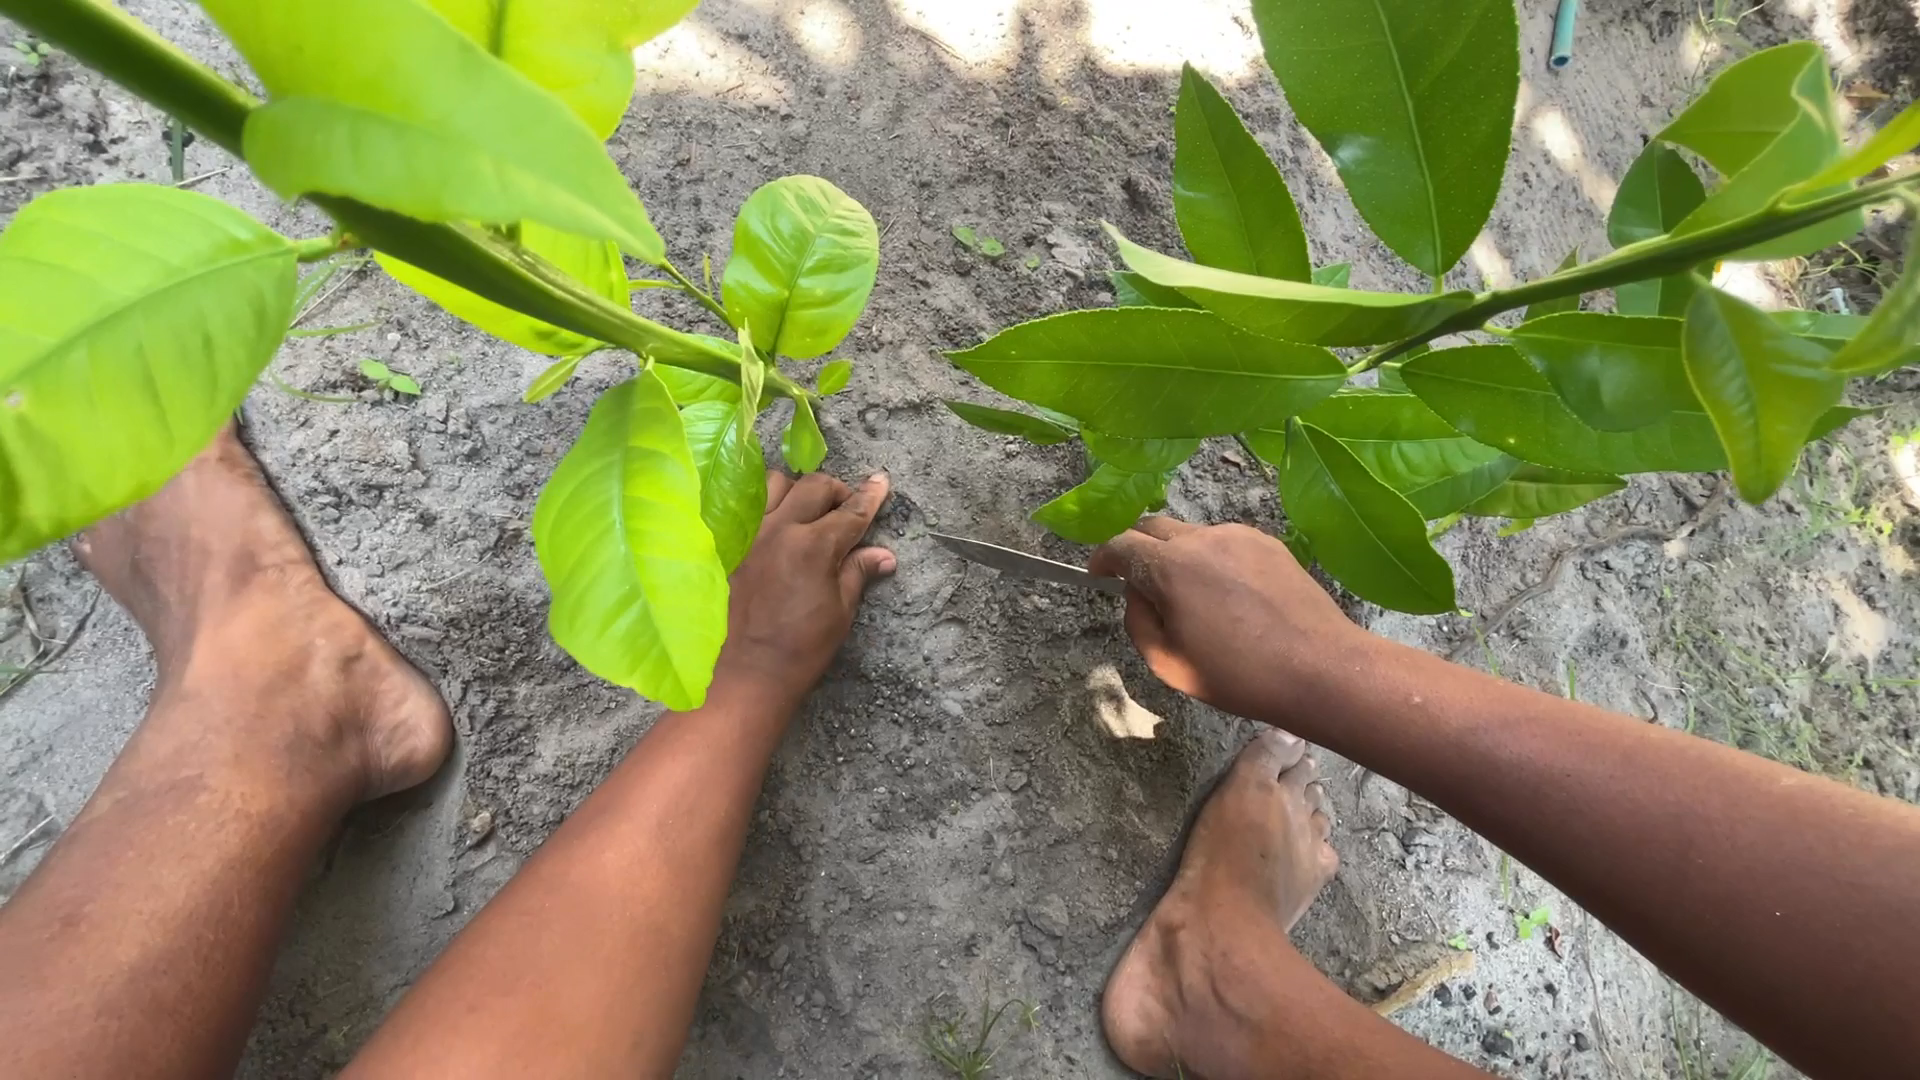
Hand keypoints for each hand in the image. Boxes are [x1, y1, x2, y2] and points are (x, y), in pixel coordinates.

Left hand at [711, 471, 895, 704]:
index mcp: (813, 546)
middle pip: (814, 486)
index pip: (851, 511)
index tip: (881, 481)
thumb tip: (885, 555)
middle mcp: (778, 529)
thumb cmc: (801, 648)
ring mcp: (747, 534)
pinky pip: (743, 506)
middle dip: (837, 490)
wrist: (746, 674)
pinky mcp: (726, 545)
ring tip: (805, 510)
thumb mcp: (840, 611)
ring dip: (797, 490)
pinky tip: (773, 521)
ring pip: (774, 485)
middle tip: (845, 507)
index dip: (870, 496)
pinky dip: (764, 504)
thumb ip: (858, 572)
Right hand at [1090, 517, 1373, 727]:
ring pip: (1190, 534)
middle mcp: (1201, 539)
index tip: (1100, 574)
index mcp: (1170, 567)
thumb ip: (1138, 620)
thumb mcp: (1167, 662)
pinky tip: (1228, 594)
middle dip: (1136, 548)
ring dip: (1176, 555)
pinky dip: (1210, 559)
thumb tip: (1136, 592)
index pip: (1120, 544)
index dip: (1102, 557)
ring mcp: (1238, 536)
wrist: (1319, 669)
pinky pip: (1224, 542)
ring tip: (1191, 595)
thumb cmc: (1237, 674)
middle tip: (1139, 581)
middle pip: (1152, 526)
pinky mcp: (1267, 542)